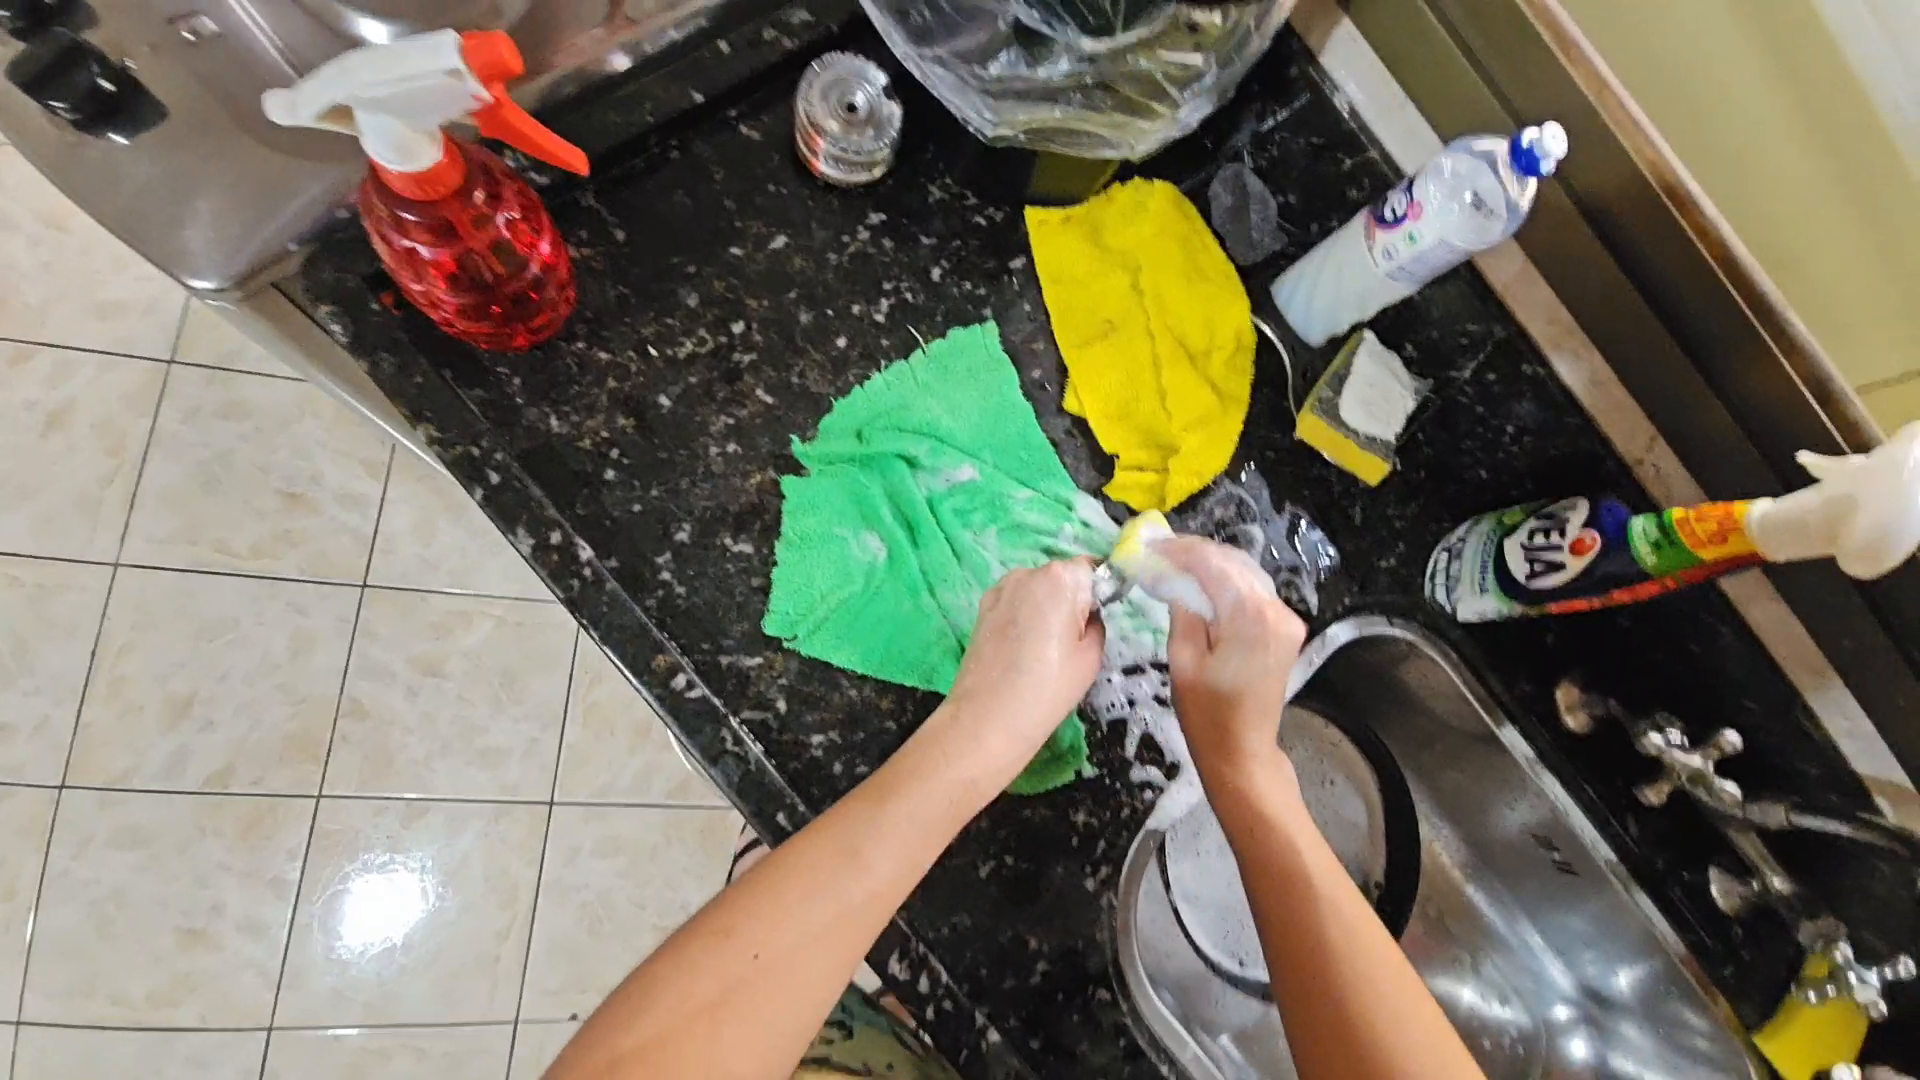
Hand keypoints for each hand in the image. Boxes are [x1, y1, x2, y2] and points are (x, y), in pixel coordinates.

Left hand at [942, 559, 1105, 767]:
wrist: (989, 715)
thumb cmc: (1049, 686)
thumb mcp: (1091, 656)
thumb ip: (1096, 623)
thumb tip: (1086, 614)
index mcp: (1060, 578)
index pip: (1090, 569)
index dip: (1098, 591)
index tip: (1097, 617)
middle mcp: (1027, 573)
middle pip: (1060, 577)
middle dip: (1069, 599)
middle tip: (1071, 639)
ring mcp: (1000, 589)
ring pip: (1036, 589)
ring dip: (1044, 607)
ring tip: (1043, 647)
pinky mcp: (982, 607)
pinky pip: (1015, 602)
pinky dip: (1023, 615)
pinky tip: (1021, 647)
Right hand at [1156, 538, 1306, 783]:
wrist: (1242, 750)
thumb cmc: (1207, 713)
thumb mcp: (1183, 658)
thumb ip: (1183, 609)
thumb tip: (1174, 575)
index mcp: (1252, 617)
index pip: (1213, 564)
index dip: (1179, 550)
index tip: (1150, 545)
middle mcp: (1278, 609)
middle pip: (1232, 562)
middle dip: (1194, 553)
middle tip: (1158, 551)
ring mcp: (1287, 618)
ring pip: (1243, 573)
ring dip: (1209, 565)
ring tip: (1173, 562)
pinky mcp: (1285, 627)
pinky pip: (1252, 591)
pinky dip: (1225, 582)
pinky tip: (1200, 583)